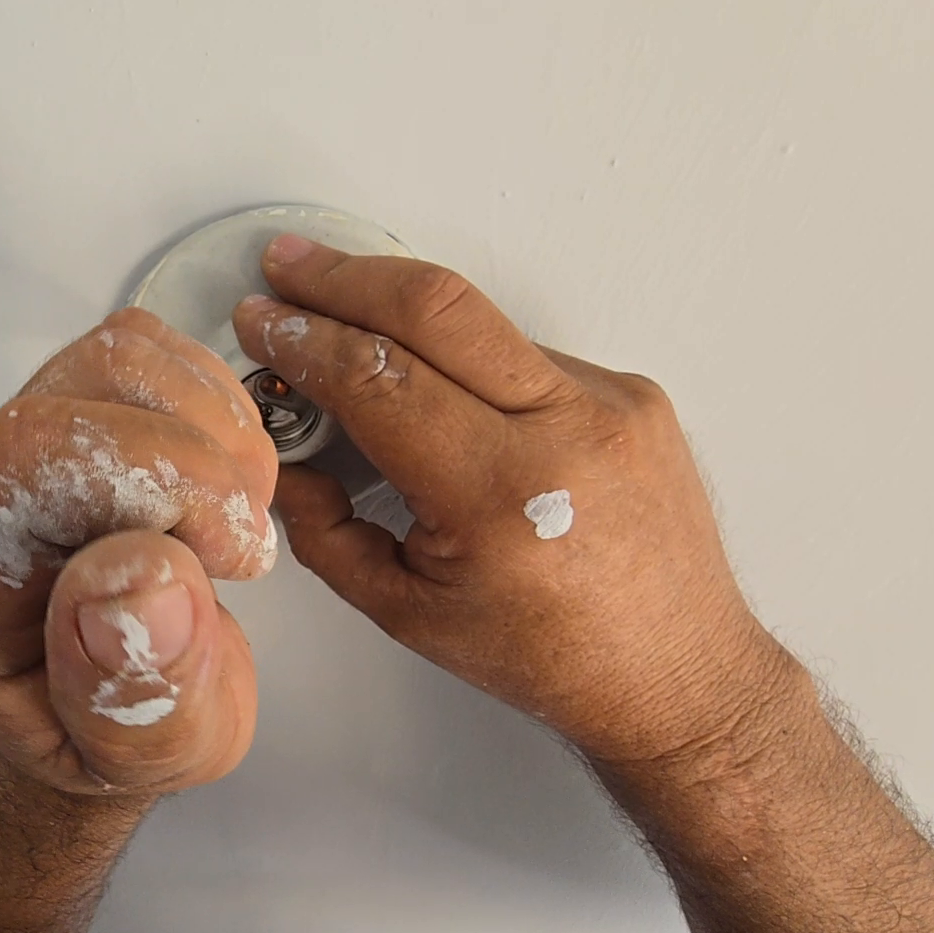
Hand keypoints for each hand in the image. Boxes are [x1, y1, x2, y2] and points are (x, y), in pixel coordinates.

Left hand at [0, 308, 278, 794]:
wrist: (123, 714)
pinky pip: (151, 355)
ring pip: (119, 354)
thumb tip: (142, 572)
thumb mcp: (142, 757)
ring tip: (234, 518)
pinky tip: (225, 486)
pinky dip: (216, 406)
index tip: (226, 557)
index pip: (27, 460)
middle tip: (238, 546)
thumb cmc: (121, 740)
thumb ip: (134, 694)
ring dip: (214, 425)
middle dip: (198, 454)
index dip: (153, 475)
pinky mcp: (84, 420)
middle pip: (78, 388)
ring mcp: (31, 452)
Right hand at [232, 235, 797, 762]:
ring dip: (390, 303)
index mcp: (500, 495)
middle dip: (345, 277)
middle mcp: (569, 429)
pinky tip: (412, 370)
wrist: (673, 668)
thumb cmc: (539, 652)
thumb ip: (324, 531)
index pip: (382, 381)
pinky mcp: (625, 391)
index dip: (307, 342)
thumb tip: (287, 462)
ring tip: (331, 305)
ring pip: (476, 320)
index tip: (261, 323)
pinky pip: (510, 350)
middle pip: (438, 309)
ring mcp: (609, 400)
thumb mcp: (398, 608)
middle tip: (287, 264)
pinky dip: (445, 348)